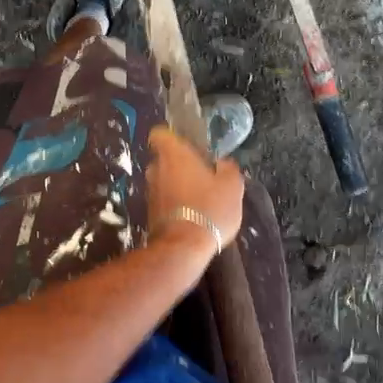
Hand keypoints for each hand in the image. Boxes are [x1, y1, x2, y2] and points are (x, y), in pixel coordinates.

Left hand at [146, 126, 243, 266]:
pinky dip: (174, 205)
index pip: (160, 134)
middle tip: (200, 175)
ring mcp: (151, 193)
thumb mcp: (232, 186)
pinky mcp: (150, 215)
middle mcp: (156, 169)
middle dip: (178, 165)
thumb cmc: (209, 208)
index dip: (172, 137)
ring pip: (163, 181)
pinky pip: (163, 202)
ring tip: (198, 199)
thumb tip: (222, 163)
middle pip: (164, 159)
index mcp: (173, 154)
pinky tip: (192, 216)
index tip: (188, 146)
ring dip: (177, 187)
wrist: (183, 248)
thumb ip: (228, 168)